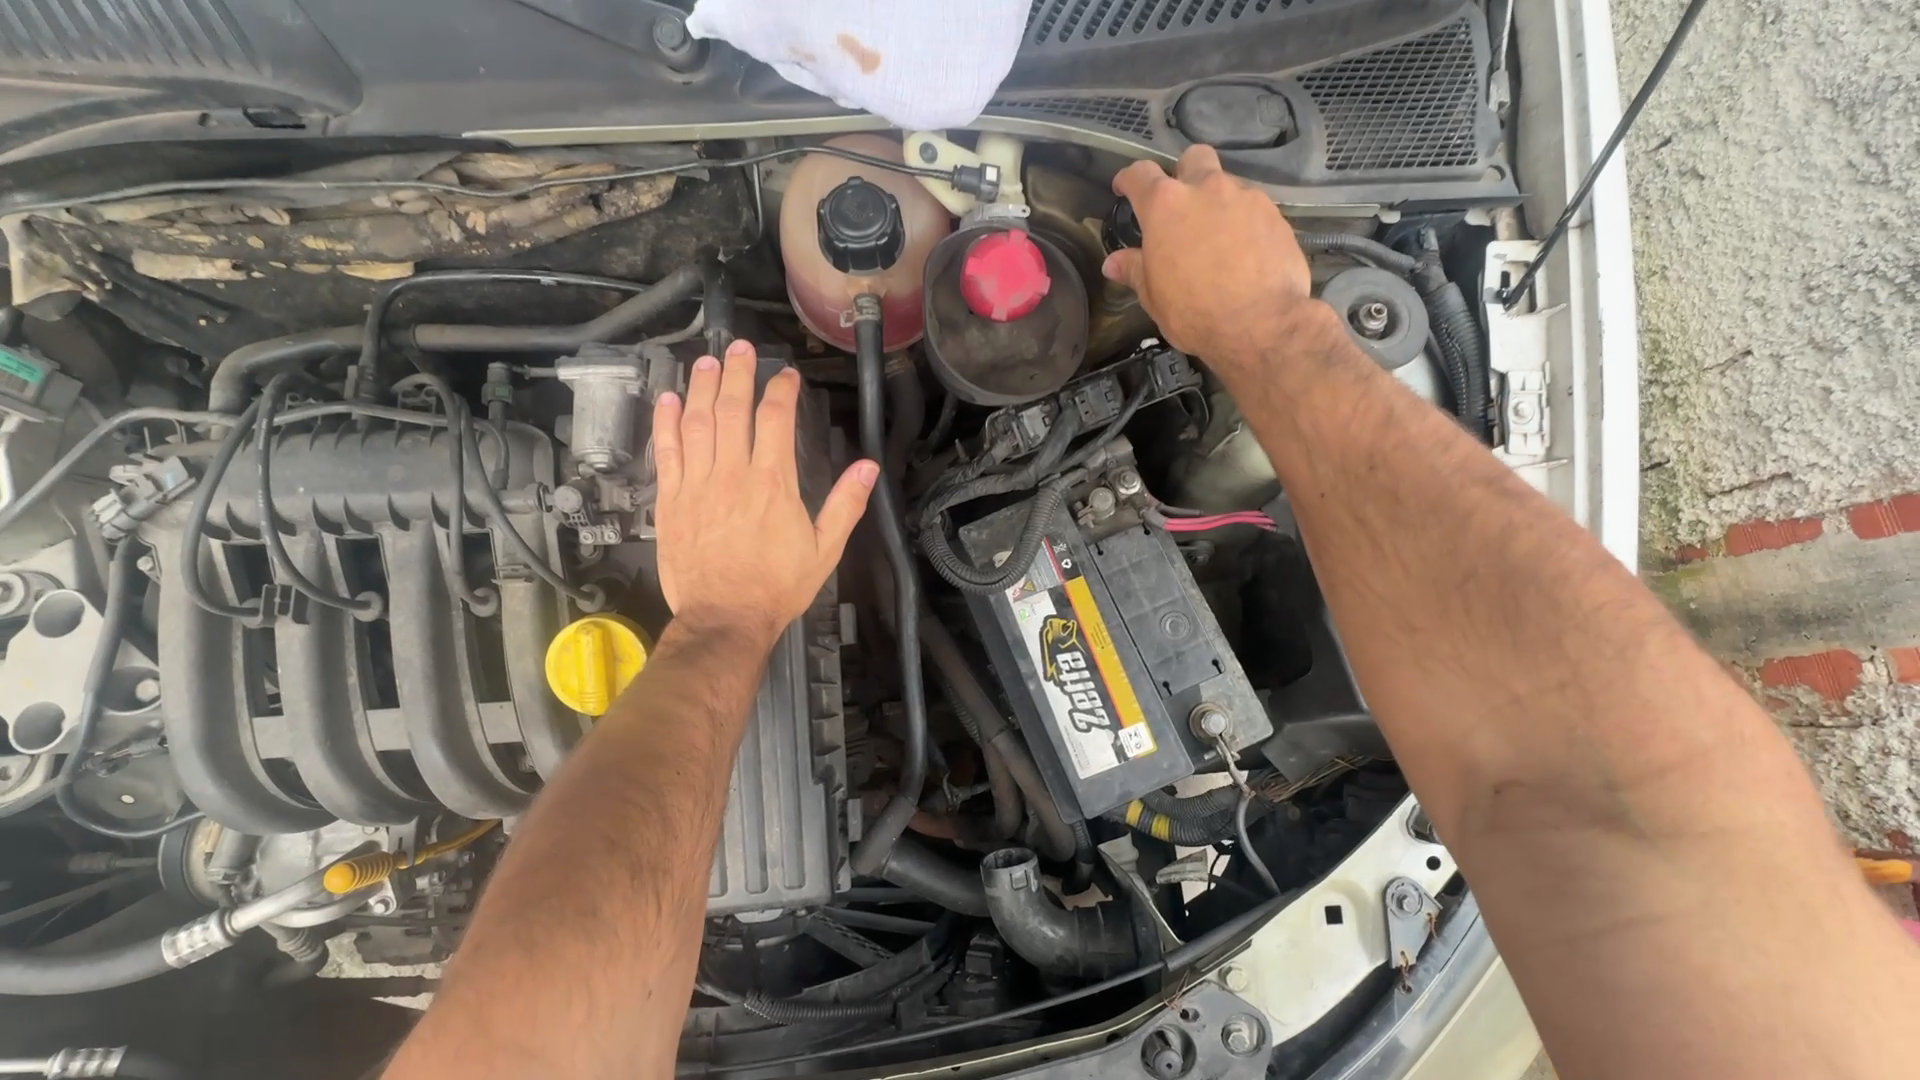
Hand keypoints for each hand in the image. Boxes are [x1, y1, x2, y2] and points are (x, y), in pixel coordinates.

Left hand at [652, 340, 876, 645]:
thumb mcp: (825, 551)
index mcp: (773, 484)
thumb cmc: (777, 587)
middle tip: (740, 347)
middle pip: (731, 410)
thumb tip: (868, 468)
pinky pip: (666, 452)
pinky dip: (666, 423)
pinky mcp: (671, 502)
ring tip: (706, 361)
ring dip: (700, 387)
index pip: (775, 420)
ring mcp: (696, 486)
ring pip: (696, 423)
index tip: (785, 376)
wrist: (725, 619)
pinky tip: (668, 400)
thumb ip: (846, 505)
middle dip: (736, 373)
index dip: (780, 391)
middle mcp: (732, 475)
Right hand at [1102, 146, 1315, 380]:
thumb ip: (1134, 271)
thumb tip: (1112, 263)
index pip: (1140, 175)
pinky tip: (1244, 251)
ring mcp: (1245, 197)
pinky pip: (1253, 208)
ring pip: (1227, 185)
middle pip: (1192, 159)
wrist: (1260, 323)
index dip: (1129, 178)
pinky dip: (1243, 222)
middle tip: (1180, 204)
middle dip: (1183, 172)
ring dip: (1217, 202)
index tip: (1124, 187)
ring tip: (1216, 237)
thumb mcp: (1154, 297)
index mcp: (1166, 206)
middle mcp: (1206, 189)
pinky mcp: (1275, 214)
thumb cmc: (1194, 311)